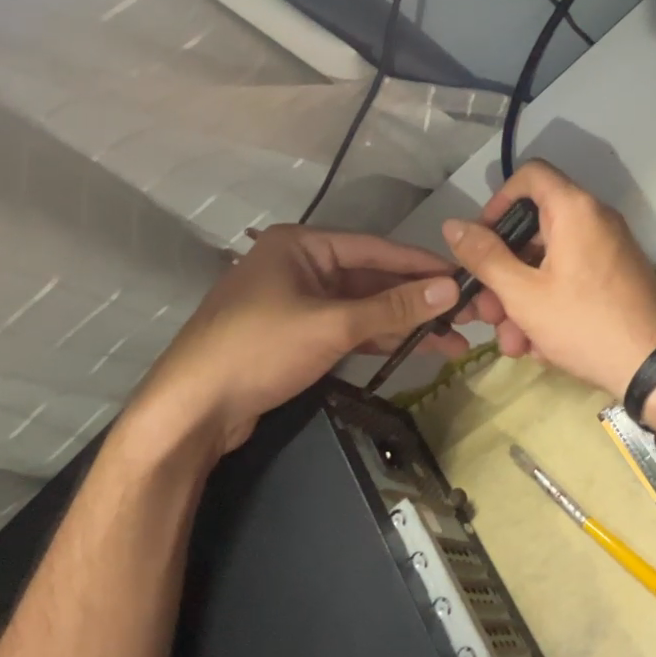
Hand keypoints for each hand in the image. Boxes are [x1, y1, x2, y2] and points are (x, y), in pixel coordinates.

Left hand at [122, 226, 501, 459]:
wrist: (190, 411)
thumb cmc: (258, 349)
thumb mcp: (332, 325)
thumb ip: (393, 307)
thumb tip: (452, 289)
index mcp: (301, 245)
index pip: (376, 248)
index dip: (421, 265)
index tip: (464, 278)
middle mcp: (299, 265)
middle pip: (370, 279)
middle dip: (416, 301)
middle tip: (465, 317)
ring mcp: (295, 301)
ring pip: (361, 307)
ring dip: (402, 324)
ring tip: (450, 342)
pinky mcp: (293, 335)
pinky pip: (345, 328)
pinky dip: (376, 338)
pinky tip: (412, 349)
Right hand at [443, 161, 655, 396]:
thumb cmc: (585, 324)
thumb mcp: (524, 294)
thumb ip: (485, 257)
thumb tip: (453, 225)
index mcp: (575, 210)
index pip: (530, 175)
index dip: (498, 201)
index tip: (481, 241)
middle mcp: (597, 219)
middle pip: (535, 228)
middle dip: (504, 270)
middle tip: (488, 311)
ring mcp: (611, 249)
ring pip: (550, 261)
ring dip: (523, 298)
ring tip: (513, 343)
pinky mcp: (617, 277)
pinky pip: (573, 277)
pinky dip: (550, 303)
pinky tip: (539, 346)